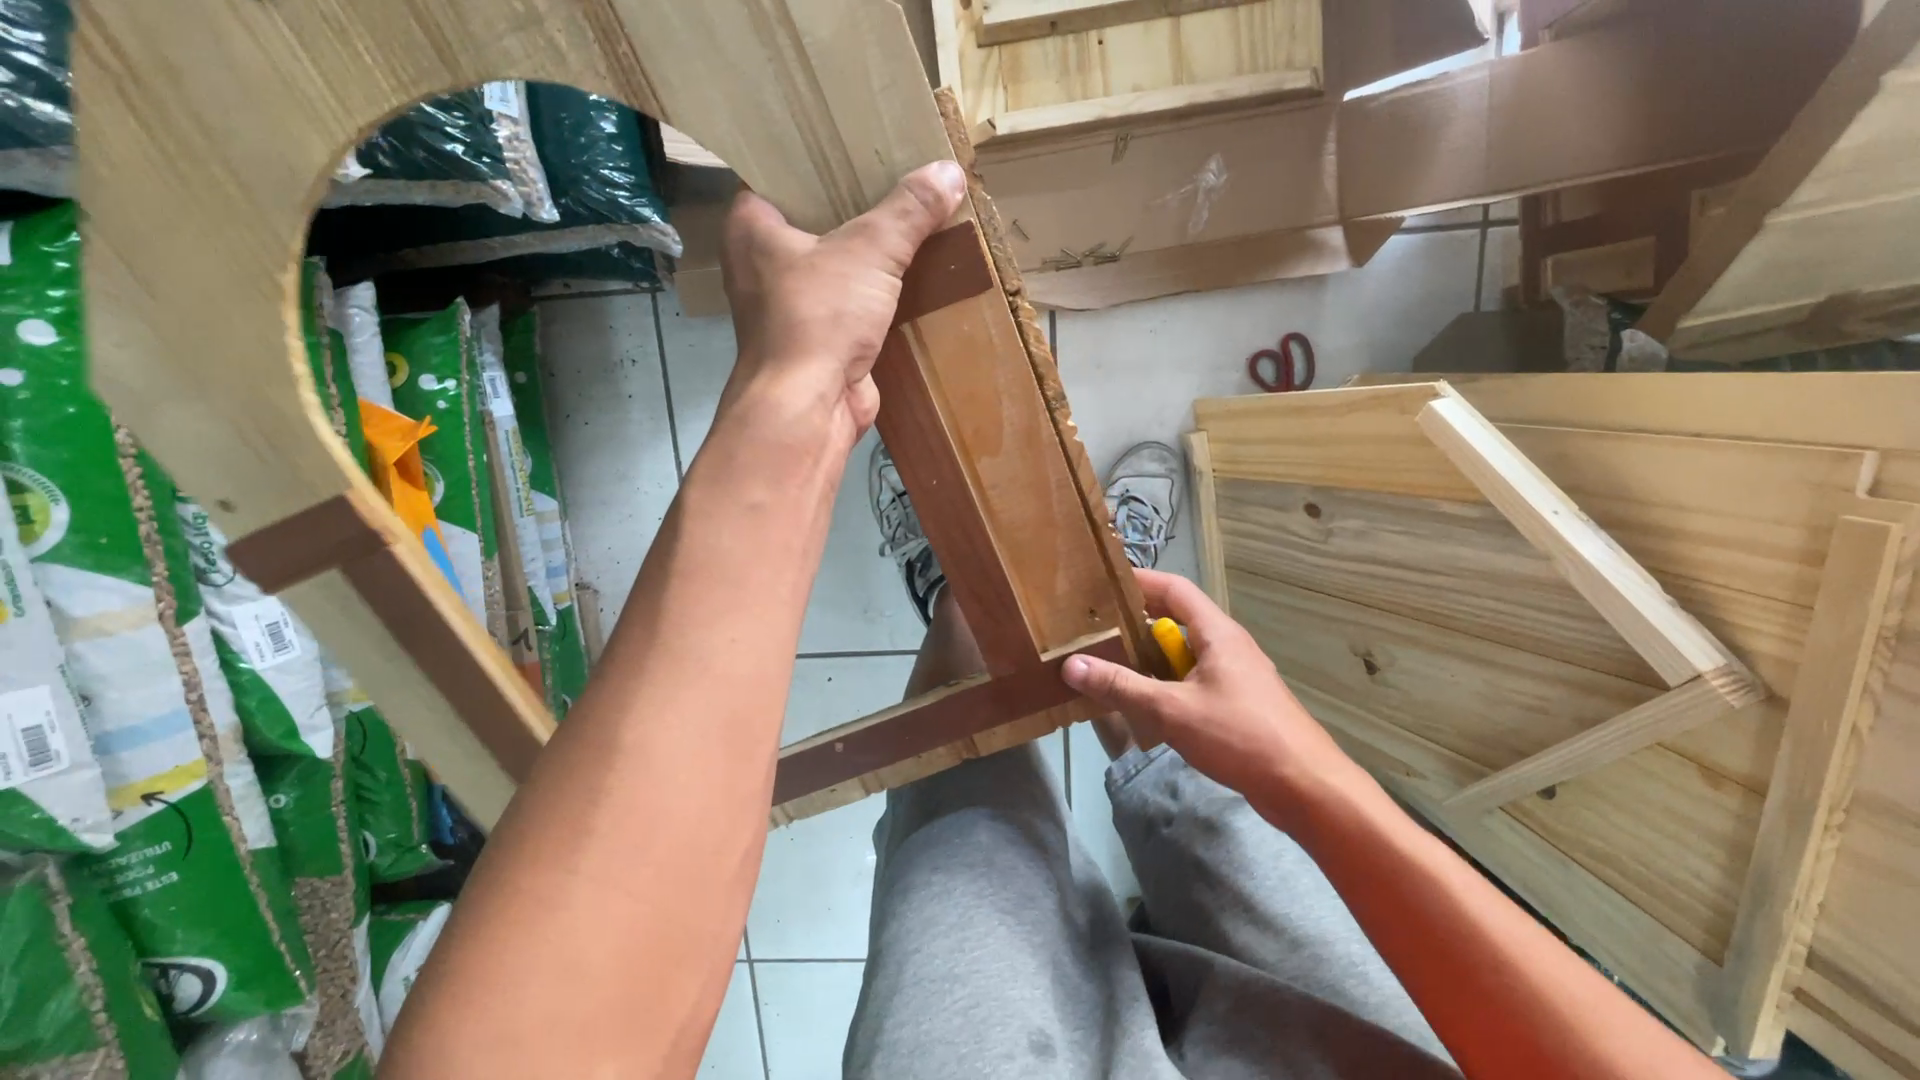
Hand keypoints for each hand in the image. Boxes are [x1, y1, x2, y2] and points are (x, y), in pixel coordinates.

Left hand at [717, 160, 968, 448]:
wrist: (809, 407)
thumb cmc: (819, 316)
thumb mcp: (870, 250)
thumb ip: (908, 210)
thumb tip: (950, 171)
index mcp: (751, 226)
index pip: (779, 173)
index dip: (818, 155)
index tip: (858, 138)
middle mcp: (761, 262)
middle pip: (813, 217)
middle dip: (855, 202)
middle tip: (899, 168)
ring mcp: (788, 304)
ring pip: (834, 263)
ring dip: (869, 251)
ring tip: (914, 214)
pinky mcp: (816, 338)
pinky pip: (849, 301)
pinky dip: (876, 291)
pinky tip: (912, 271)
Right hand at [1061, 569, 1363, 819]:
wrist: (1305, 785)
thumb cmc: (1240, 735)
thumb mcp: (1172, 710)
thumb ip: (1121, 687)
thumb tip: (1071, 664)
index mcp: (1217, 633)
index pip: (1174, 588)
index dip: (1139, 581)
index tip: (1100, 583)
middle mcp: (1227, 646)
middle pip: (1177, 619)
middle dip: (1136, 621)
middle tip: (1094, 627)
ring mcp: (1235, 676)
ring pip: (1183, 655)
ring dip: (1149, 658)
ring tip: (1107, 663)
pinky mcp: (1237, 705)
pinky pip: (1192, 682)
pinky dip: (1165, 685)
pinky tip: (1142, 705)